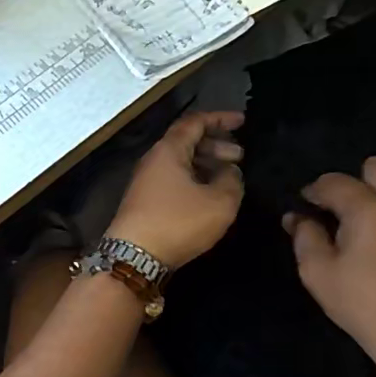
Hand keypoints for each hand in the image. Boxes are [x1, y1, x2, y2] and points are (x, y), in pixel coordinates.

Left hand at [104, 110, 245, 269]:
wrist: (133, 258)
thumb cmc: (178, 223)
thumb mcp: (219, 202)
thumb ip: (232, 181)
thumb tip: (231, 171)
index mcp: (169, 150)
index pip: (195, 122)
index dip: (220, 119)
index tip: (242, 122)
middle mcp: (155, 159)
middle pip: (187, 141)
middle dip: (216, 145)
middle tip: (240, 157)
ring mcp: (147, 181)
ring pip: (182, 162)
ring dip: (207, 164)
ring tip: (229, 178)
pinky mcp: (146, 201)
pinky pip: (175, 179)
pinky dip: (196, 180)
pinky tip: (210, 197)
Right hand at [284, 157, 375, 371]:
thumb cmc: (368, 307)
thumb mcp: (320, 275)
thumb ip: (305, 238)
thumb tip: (298, 218)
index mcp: (371, 206)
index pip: (334, 182)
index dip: (313, 192)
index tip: (302, 209)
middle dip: (353, 181)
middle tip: (337, 214)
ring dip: (374, 199)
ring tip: (356, 236)